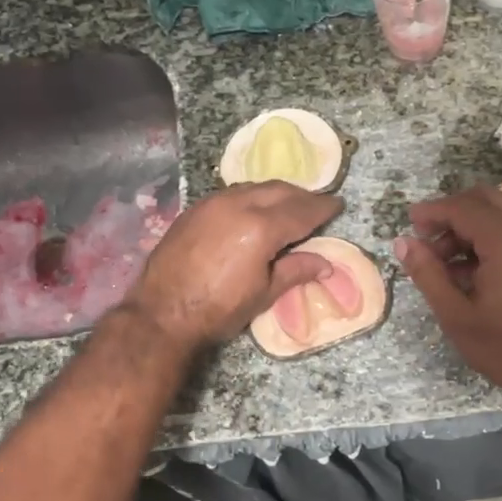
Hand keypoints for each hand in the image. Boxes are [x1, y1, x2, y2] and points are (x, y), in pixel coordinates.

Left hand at [126, 182, 342, 349]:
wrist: (162, 313)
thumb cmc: (218, 310)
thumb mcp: (264, 294)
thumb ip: (295, 270)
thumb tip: (326, 264)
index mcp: (261, 227)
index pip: (301, 211)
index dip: (322, 208)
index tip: (338, 205)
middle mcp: (238, 205)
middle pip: (279, 191)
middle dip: (302, 196)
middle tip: (318, 205)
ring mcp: (212, 203)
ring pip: (254, 187)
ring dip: (276, 193)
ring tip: (289, 205)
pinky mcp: (195, 209)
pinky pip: (232, 193)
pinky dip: (252, 196)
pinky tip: (255, 209)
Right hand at [394, 186, 501, 403]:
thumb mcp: (457, 316)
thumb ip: (427, 274)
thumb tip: (403, 242)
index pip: (462, 207)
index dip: (431, 212)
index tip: (407, 225)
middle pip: (483, 199)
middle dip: (450, 214)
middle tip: (425, 241)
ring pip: (499, 210)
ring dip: (468, 225)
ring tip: (444, 263)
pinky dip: (488, 236)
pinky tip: (470, 270)